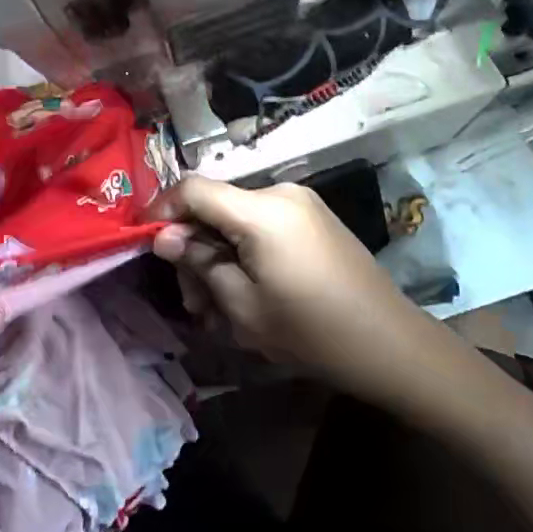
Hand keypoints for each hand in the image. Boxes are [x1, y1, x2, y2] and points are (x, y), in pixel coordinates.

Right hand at [151, 177, 458, 405]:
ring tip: (219, 310)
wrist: (387, 342)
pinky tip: (247, 293)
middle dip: (195, 250)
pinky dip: (246, 253)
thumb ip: (200, 263)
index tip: (144, 242)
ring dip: (220, 257)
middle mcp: (282, 193)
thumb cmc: (310, 330)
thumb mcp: (242, 306)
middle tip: (193, 303)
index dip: (162, 210)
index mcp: (263, 209)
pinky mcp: (315, 219)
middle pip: (217, 207)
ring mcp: (302, 205)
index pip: (194, 189)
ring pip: (239, 220)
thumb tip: (163, 237)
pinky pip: (264, 226)